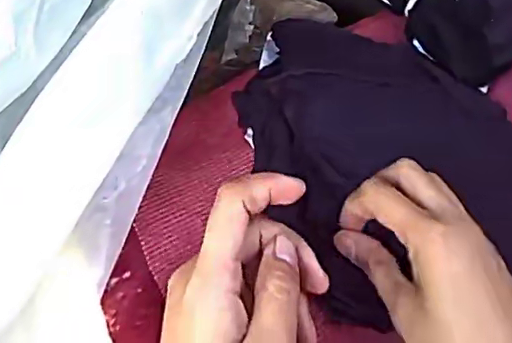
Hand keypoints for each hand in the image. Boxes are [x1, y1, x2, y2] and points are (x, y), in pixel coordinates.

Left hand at [163, 173, 329, 342]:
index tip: (300, 190)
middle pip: (250, 234)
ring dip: (283, 288)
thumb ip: (280, 289)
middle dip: (290, 257)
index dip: (268, 184)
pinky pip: (237, 288)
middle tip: (318, 295)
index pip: (232, 200)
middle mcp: (194, 277)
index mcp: (207, 276)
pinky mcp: (196, 315)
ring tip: (303, 332)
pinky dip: (265, 302)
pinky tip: (284, 333)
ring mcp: (193, 296)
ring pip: (248, 264)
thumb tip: (285, 245)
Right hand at [334, 159, 511, 342]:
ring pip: (429, 180)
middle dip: (377, 183)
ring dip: (402, 188)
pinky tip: (413, 236)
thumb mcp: (407, 313)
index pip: (380, 192)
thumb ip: (376, 266)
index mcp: (431, 234)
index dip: (354, 204)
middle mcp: (453, 218)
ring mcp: (472, 226)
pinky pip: (447, 200)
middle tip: (363, 217)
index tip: (344, 230)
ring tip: (384, 224)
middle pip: (407, 170)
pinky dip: (422, 202)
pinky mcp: (483, 240)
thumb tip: (347, 239)